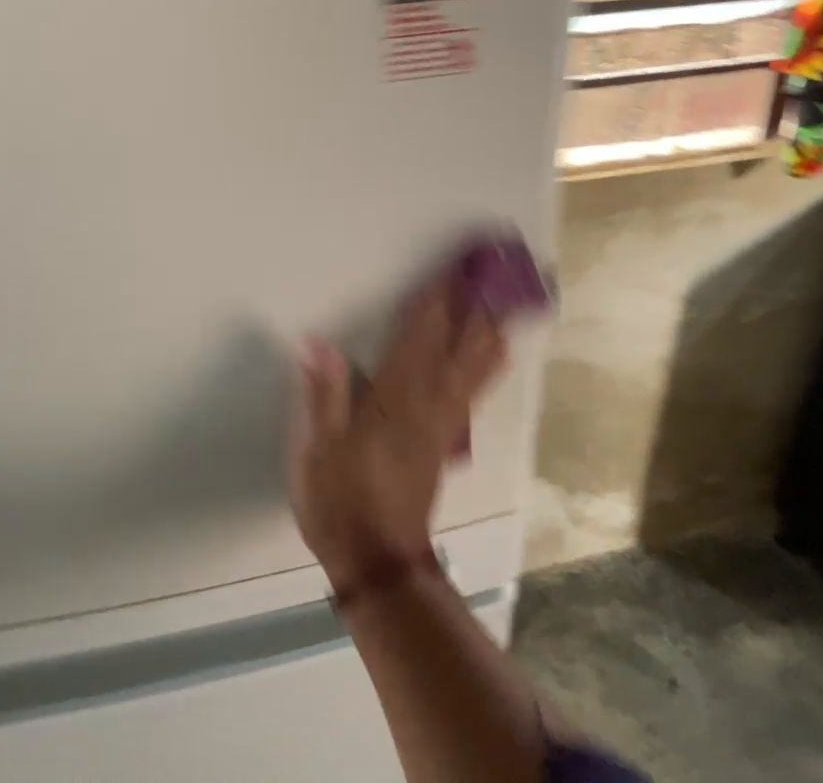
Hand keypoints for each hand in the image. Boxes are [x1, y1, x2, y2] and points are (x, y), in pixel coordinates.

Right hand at [288, 275, 505, 588]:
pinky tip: (493, 352)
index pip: (421, 334)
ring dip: (492, 328)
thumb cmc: (340, 502)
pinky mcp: (446, 440)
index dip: (439, 297)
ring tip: (507, 298)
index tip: (457, 263)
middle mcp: (429, 403)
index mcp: (395, 399)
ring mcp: (444, 423)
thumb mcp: (315, 452)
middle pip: (464, 345)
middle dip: (479, 304)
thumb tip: (317, 341)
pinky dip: (489, 362)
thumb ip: (321, 394)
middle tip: (496, 268)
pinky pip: (475, 389)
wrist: (379, 560)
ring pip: (479, 366)